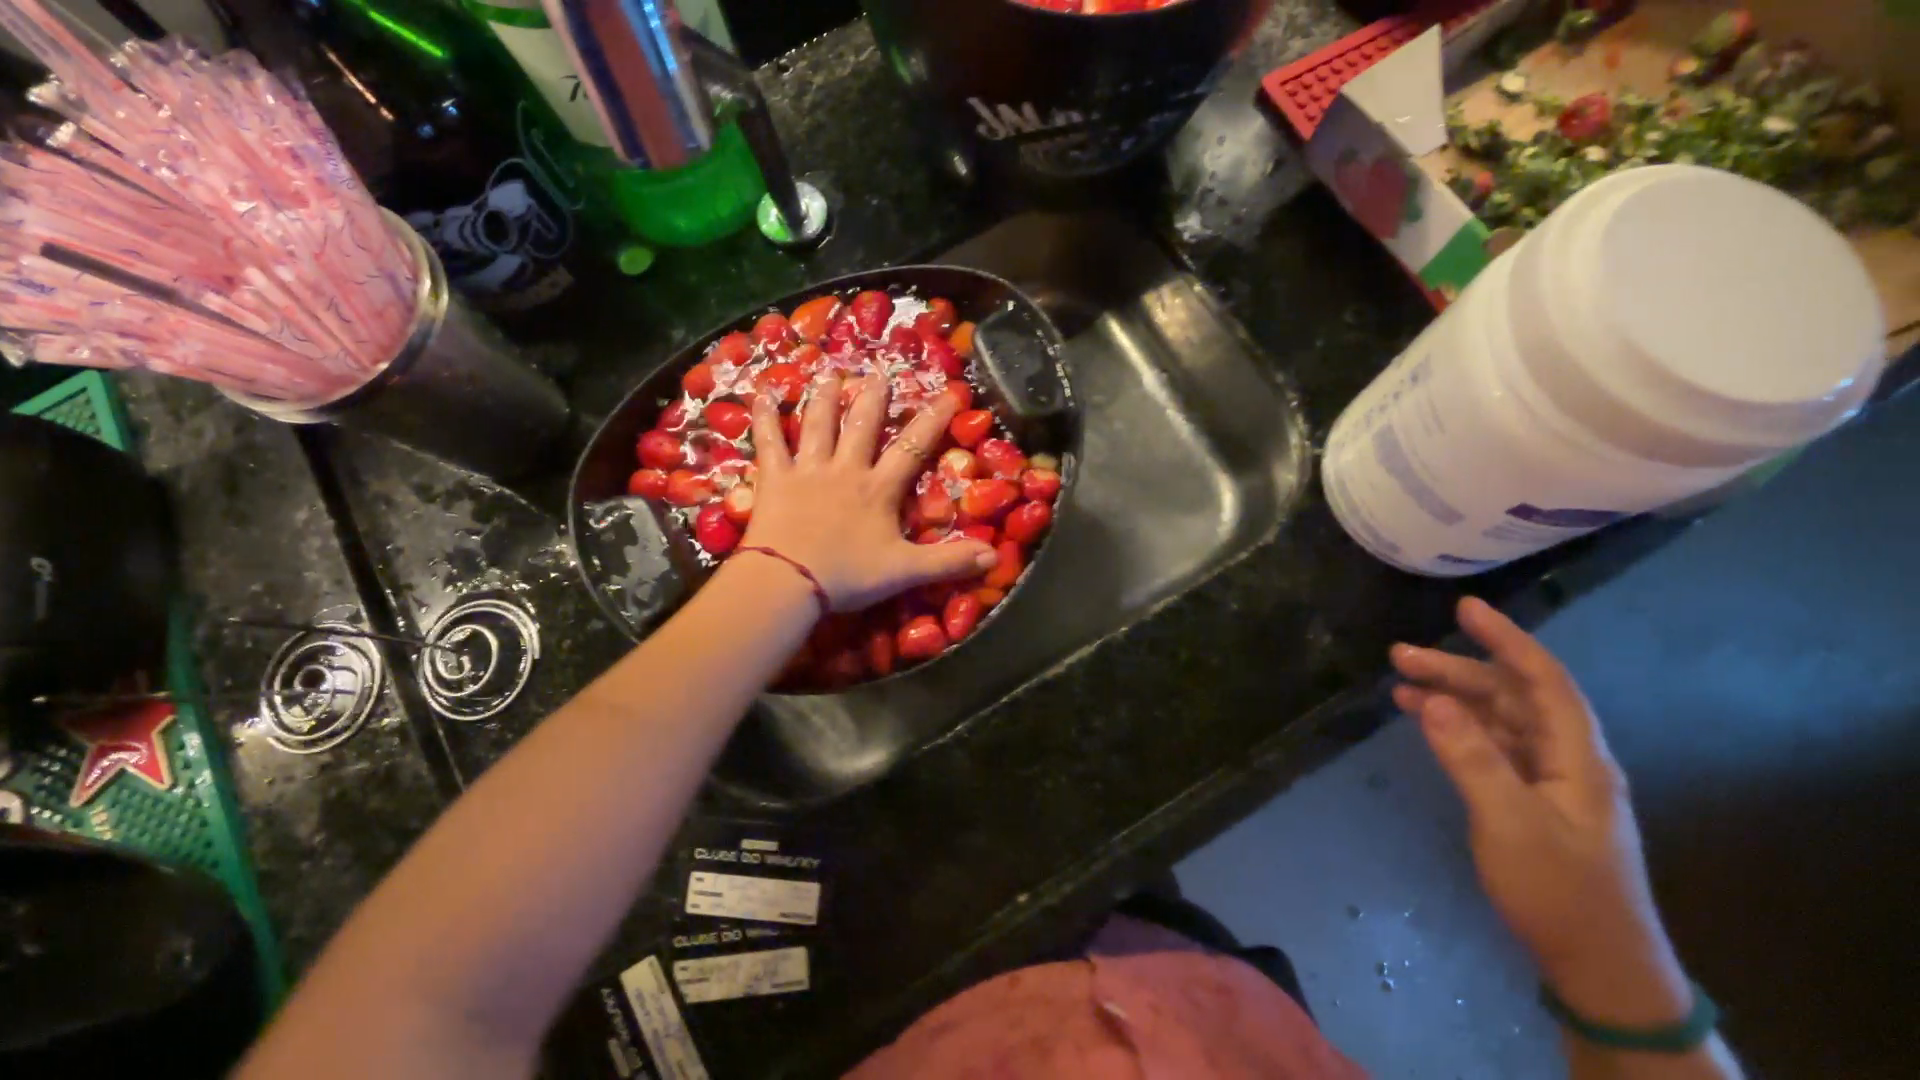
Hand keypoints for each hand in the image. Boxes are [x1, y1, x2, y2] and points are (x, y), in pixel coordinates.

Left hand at [742, 373, 994, 611]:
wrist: (789, 581)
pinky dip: (765, 418)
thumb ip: (948, 561)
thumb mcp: (905, 570)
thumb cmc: (848, 575)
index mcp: (878, 489)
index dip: (932, 420)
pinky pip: (769, 442)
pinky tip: (762, 395)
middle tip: (879, 373)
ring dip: (825, 399)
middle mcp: (845, 470)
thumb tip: (993, 556)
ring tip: (829, 376)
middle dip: (873, 398)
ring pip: (818, 425)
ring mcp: (807, 471)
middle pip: (862, 426)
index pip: (912, 448)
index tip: (949, 393)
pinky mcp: (774, 479)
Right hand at [1391, 598, 1691, 1027]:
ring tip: (1402, 684)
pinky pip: (1495, 749)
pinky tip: (1428, 724)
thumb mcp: (1508, 822)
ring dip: (1455, 698)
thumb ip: (1470, 758)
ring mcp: (1553, 783)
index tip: (1465, 609)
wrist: (1598, 964)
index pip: (1543, 679)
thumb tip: (1432, 701)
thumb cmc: (1557, 890)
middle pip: (1514, 697)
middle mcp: (1569, 759)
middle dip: (1460, 670)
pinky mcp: (1535, 804)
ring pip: (1502, 721)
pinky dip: (1460, 730)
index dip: (1505, 640)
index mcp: (1577, 756)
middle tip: (1401, 655)